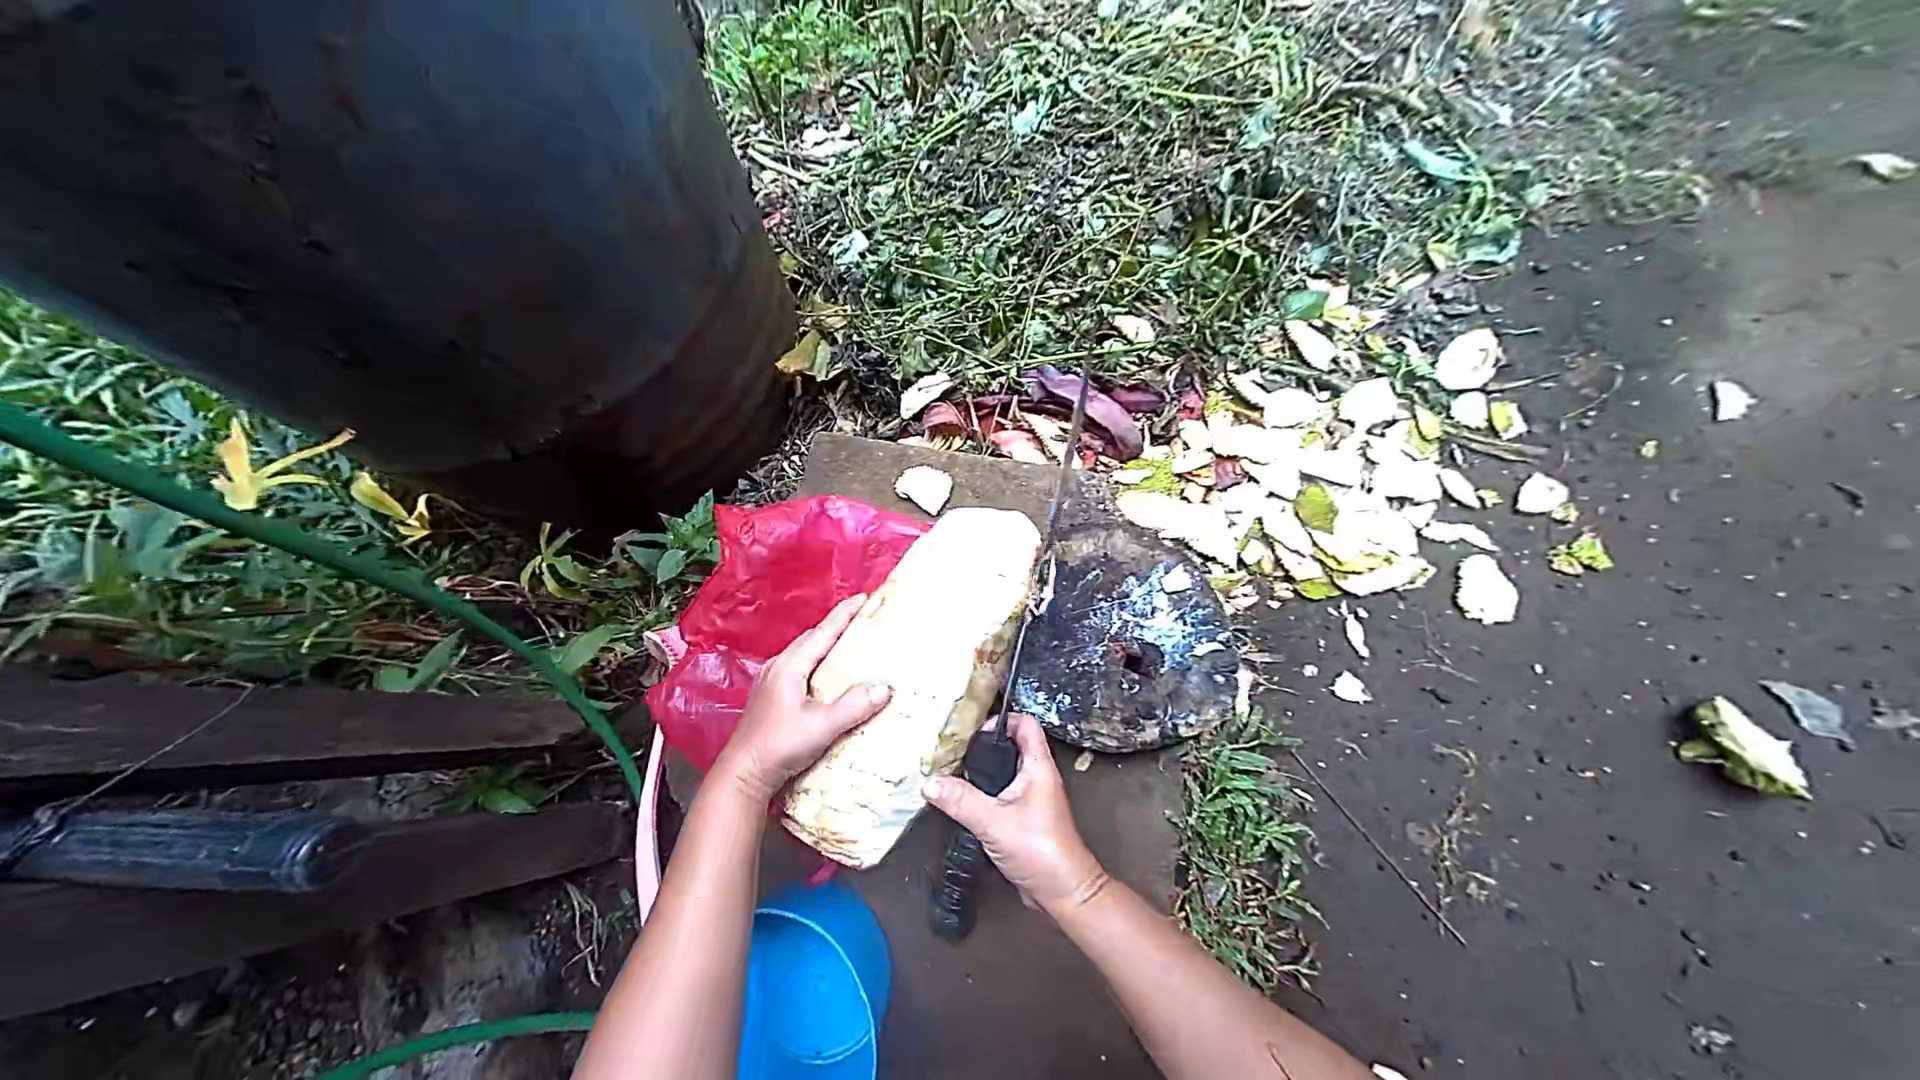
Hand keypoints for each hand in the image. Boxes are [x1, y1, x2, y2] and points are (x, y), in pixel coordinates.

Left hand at [711, 593, 891, 803]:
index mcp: (789, 666)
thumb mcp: (821, 727)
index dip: (844, 614)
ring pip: (803, 653)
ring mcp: (770, 682)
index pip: (822, 632)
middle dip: (836, 626)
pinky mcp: (769, 697)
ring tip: (849, 643)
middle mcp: (778, 667)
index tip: (864, 598)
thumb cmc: (778, 747)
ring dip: (825, 644)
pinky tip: (827, 675)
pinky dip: (817, 662)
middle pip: (811, 639)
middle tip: (862, 619)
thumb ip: (854, 706)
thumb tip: (885, 688)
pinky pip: (798, 667)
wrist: (742, 776)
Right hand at [921, 712, 1108, 915]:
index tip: (975, 731)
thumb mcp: (993, 822)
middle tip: (957, 749)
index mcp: (1039, 767)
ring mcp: (1032, 797)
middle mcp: (1038, 777)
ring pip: (1006, 770)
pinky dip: (985, 792)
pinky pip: (1003, 794)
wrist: (1063, 893)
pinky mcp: (1025, 817)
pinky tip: (964, 800)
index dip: (1002, 719)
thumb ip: (960, 800)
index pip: (1026, 724)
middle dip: (985, 744)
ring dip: (984, 770)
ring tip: (955, 771)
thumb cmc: (1040, 852)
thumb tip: (930, 783)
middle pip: (1013, 744)